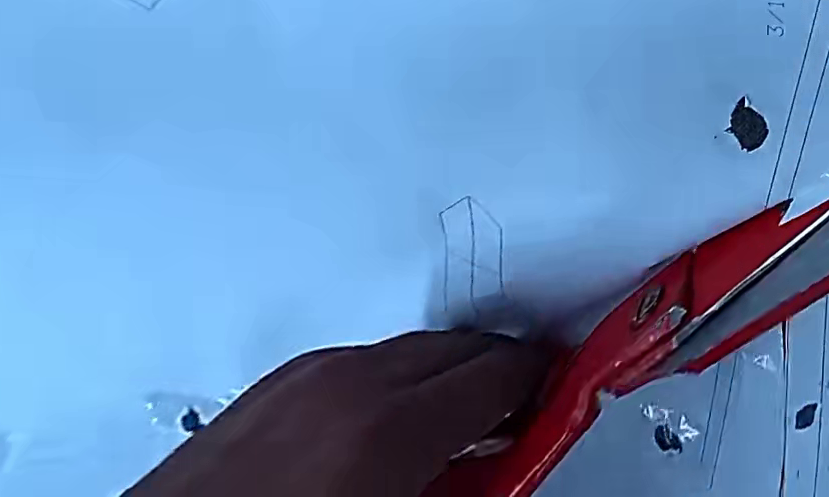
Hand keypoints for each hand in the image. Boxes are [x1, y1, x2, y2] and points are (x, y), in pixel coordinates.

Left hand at [128, 331, 546, 496]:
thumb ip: (468, 489)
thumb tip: (506, 469)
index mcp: (386, 432)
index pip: (500, 371)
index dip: (539, 379)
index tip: (557, 390)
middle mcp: (350, 384)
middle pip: (464, 346)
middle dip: (498, 374)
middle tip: (514, 416)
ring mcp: (307, 377)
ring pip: (415, 349)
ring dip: (446, 377)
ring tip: (448, 430)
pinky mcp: (272, 385)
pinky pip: (361, 362)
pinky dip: (392, 383)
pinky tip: (382, 432)